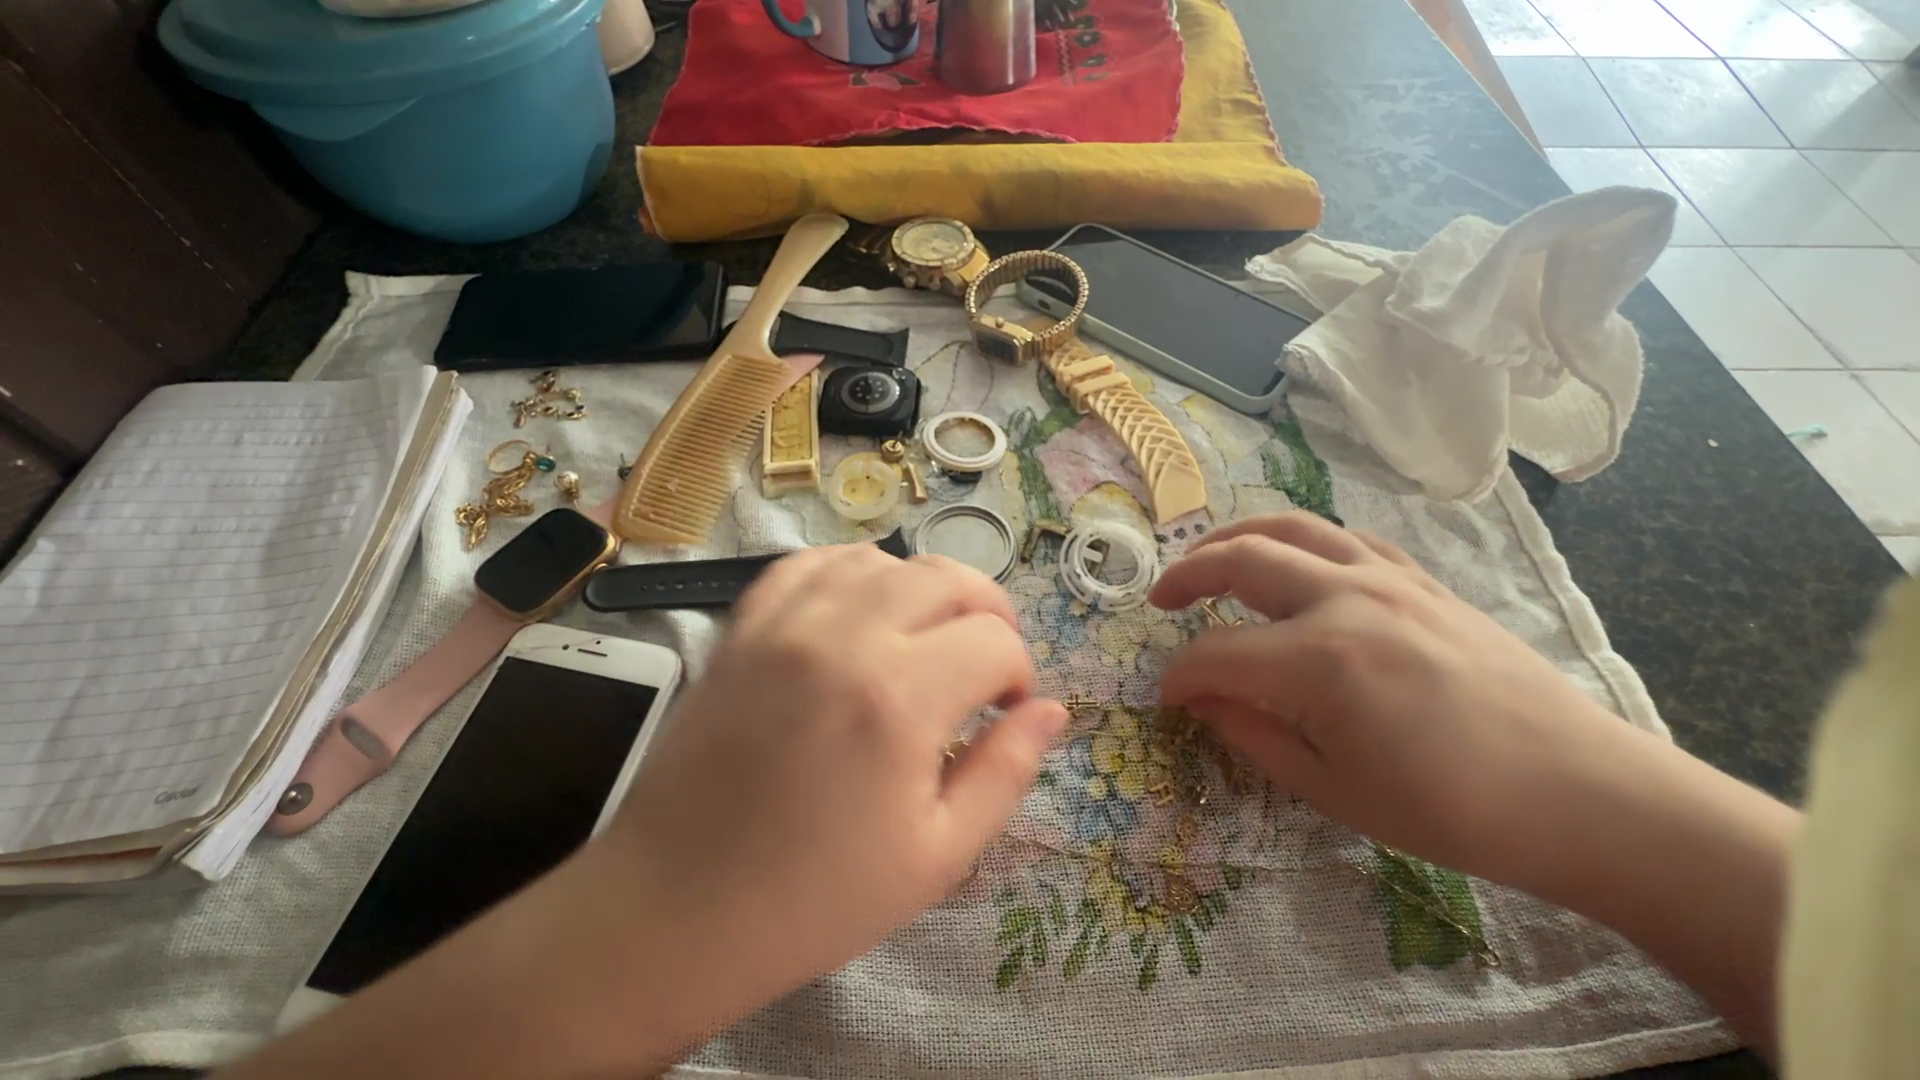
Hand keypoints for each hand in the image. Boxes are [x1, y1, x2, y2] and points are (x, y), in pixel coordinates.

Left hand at [601, 543, 1066, 1031]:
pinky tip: (859, 614)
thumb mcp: (936, 857)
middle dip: (988, 612)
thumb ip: (1004, 772)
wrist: (675, 910)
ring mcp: (783, 624)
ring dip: (922, 589)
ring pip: (880, 560)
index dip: (1019, 674)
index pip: (994, 641)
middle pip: (946, 577)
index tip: (1007, 712)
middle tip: (985, 665)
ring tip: (925, 639)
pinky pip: (806, 564)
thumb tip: (1050, 711)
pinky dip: (849, 575)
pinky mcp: (742, 629)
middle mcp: (843, 638)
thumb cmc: (814, 899)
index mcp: (898, 699)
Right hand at [1150, 512, 1654, 882]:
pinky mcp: (1425, 580)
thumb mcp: (1331, 788)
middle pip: (1242, 560)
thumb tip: (1200, 700)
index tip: (1166, 698)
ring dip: (1237, 536)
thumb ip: (1251, 734)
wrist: (1580, 795)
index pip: (1216, 653)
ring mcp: (1391, 579)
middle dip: (1186, 575)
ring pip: (1293, 527)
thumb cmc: (1450, 810)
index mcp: (1319, 661)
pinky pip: (1348, 538)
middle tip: (1159, 599)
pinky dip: (1304, 541)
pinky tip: (1294, 562)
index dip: (1180, 677)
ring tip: (1208, 555)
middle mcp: (1348, 599)